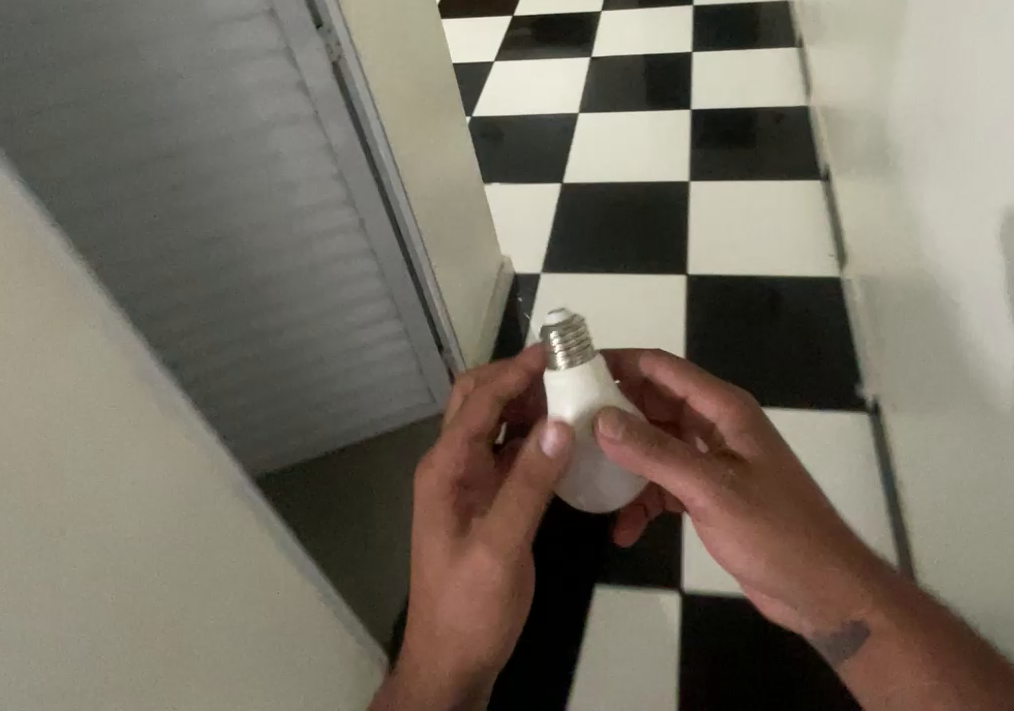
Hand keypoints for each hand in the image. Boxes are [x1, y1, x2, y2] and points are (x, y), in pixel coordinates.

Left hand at [374, 346, 573, 709]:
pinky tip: (563, 436)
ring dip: (523, 401)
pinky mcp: (485, 499)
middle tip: (561, 368)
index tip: (553, 352)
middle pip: (476, 400)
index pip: (479, 402)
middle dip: (514, 377)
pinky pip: (507, 451)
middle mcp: (452, 465)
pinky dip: (532, 434)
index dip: (514, 372)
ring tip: (568, 391)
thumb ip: (529, 485)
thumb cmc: (469, 607)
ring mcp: (467, 481)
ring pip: (492, 422)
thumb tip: (561, 424)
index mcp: (445, 468)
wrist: (451, 662)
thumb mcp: (500, 548)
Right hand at [593, 348, 888, 639]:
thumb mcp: (711, 489)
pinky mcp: (708, 494)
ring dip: (625, 463)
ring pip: (655, 446)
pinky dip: (643, 501)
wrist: (823, 591)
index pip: (663, 368)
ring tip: (585, 477)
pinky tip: (623, 530)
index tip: (576, 370)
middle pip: (654, 404)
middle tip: (567, 424)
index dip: (620, 362)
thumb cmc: (775, 530)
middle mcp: (715, 426)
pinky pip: (664, 484)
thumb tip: (600, 418)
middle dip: (613, 413)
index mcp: (723, 409)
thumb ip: (655, 453)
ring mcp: (712, 460)